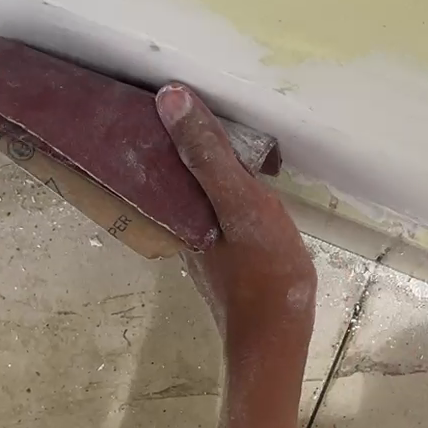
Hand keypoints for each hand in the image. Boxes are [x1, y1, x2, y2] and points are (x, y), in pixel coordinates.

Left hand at [156, 82, 317, 367]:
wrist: (278, 337)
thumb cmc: (264, 271)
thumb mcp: (242, 204)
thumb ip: (209, 155)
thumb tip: (170, 98)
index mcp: (176, 211)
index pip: (151, 155)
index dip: (149, 124)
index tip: (150, 90)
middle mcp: (181, 227)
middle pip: (171, 173)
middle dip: (174, 140)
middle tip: (184, 100)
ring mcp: (204, 244)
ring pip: (195, 193)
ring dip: (202, 164)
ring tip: (217, 131)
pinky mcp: (227, 258)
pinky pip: (218, 211)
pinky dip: (225, 190)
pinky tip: (244, 182)